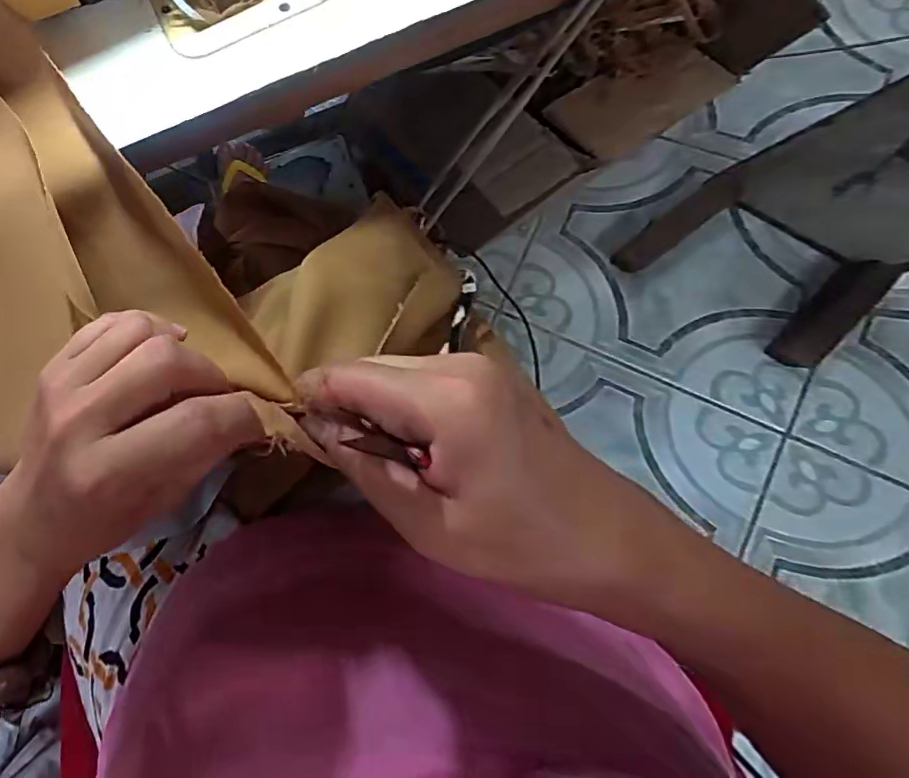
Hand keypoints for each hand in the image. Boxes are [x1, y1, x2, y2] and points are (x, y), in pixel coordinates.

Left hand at [0, 311, 266, 586]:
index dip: (241, 413)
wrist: (31, 518)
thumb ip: (205, 453)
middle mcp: (78, 422)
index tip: (258, 415)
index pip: (194, 423)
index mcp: (106, 473)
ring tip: (186, 369)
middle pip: (166, 362)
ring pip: (138, 330)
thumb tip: (249, 412)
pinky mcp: (51, 366)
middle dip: (210, 374)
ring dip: (178, 345)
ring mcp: (59, 387)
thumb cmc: (101, 522)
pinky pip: (108, 322)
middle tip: (217, 393)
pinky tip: (154, 347)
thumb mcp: (161, 503)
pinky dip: (143, 327)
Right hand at [296, 353, 709, 617]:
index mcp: (446, 398)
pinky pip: (419, 373)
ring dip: (370, 401)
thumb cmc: (522, 547)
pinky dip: (399, 399)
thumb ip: (364, 467)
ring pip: (391, 366)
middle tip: (335, 449)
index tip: (292, 425)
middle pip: (368, 365)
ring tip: (378, 453)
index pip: (349, 377)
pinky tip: (412, 441)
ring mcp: (477, 361)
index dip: (312, 395)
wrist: (616, 542)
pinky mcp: (488, 370)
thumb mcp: (430, 525)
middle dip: (340, 399)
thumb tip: (315, 425)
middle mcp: (458, 362)